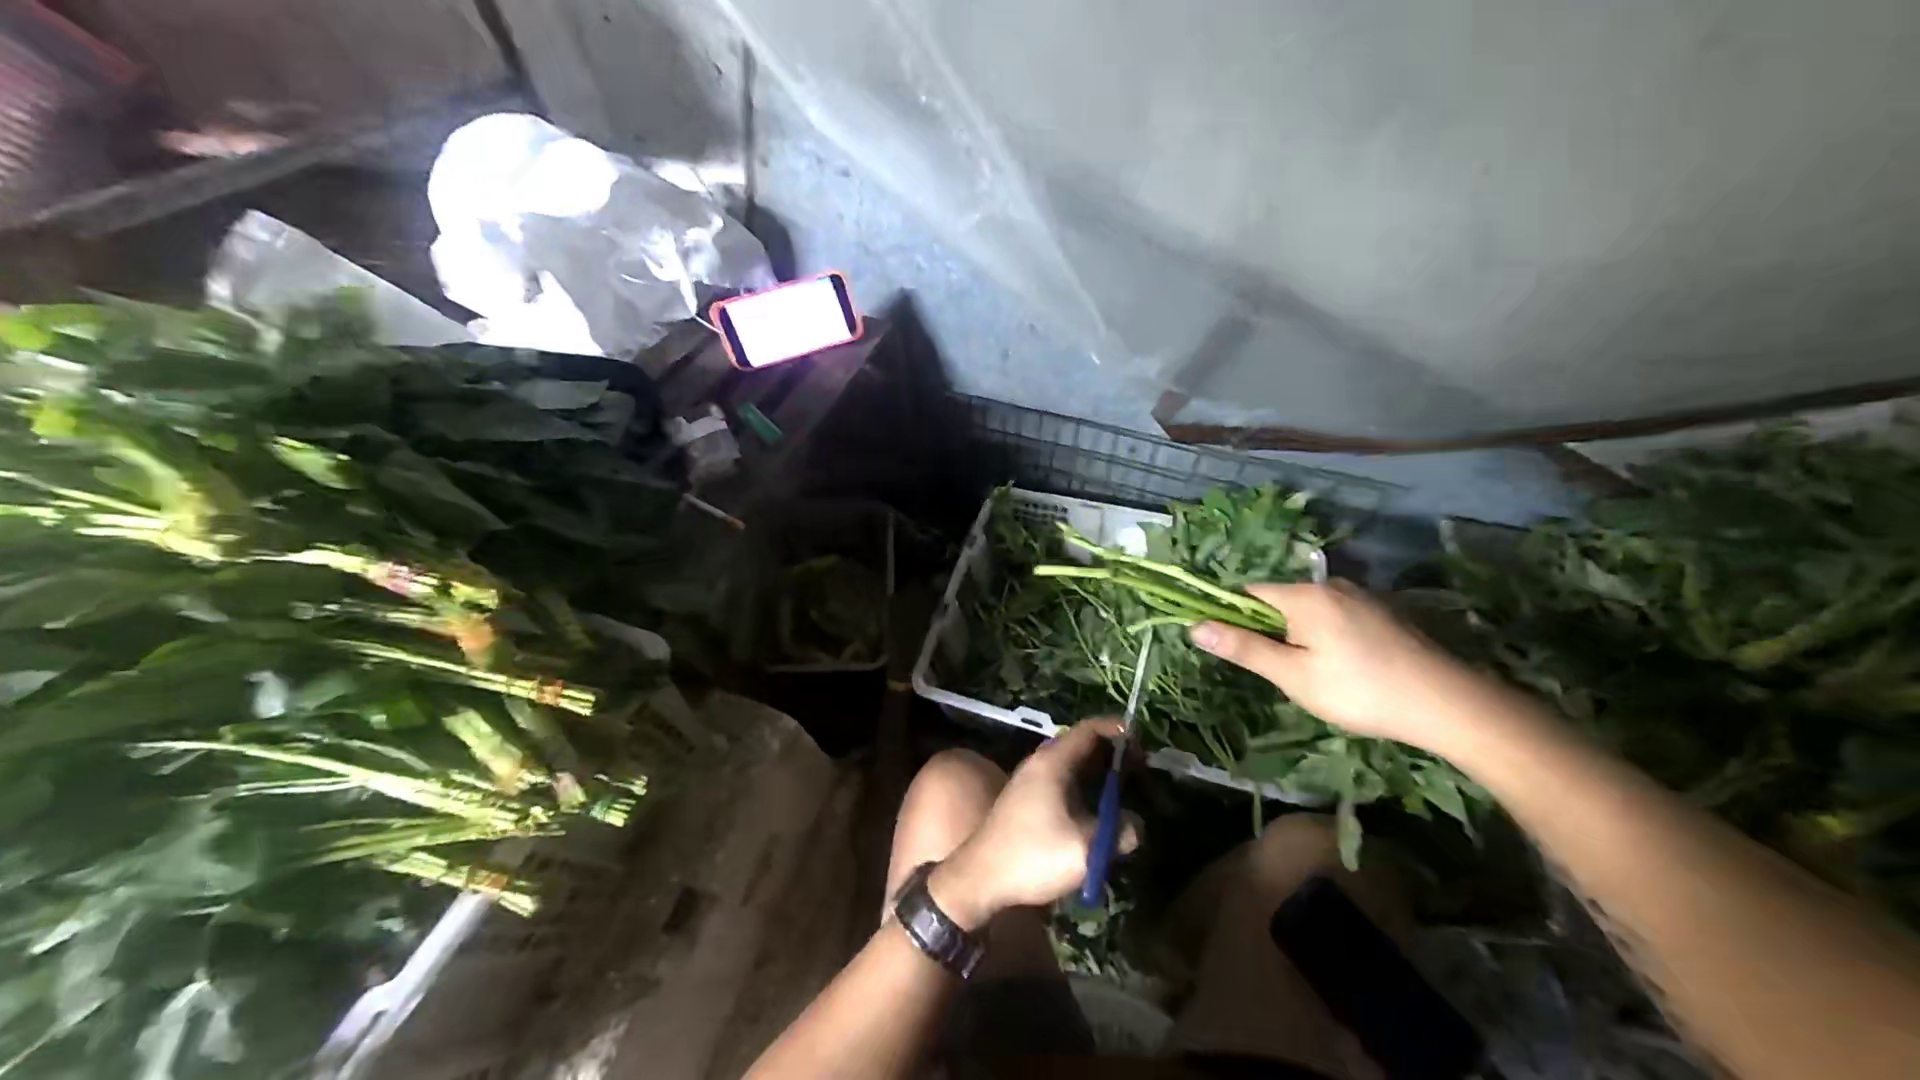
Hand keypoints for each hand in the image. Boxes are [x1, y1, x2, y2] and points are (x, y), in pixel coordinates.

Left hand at [928, 720, 1140, 928]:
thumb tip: (1135, 825)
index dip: (1117, 731)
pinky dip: (1086, 786)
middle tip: (1142, 768)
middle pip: (1082, 745)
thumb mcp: (1084, 849)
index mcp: (1052, 763)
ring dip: (1099, 772)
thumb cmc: (1032, 856)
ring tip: (1128, 788)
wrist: (980, 878)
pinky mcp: (1029, 800)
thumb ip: (1117, 832)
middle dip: (1113, 752)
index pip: (1089, 730)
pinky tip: (1101, 809)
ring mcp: (1032, 781)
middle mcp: (1040, 763)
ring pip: (1073, 765)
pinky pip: (1064, 782)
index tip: (1143, 743)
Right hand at [1189, 580, 1505, 755]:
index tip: (1230, 647)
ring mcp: (1360, 598)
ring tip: (1310, 675)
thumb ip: (1244, 649)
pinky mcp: (1381, 614)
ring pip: (1308, 611)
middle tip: (1277, 671)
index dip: (1230, 616)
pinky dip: (1324, 636)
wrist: (1448, 704)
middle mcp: (1330, 586)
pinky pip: (1334, 617)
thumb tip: (1195, 626)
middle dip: (1267, 630)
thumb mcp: (1293, 675)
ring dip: (1297, 635)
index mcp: (1304, 596)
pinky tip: (1341, 668)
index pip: (1248, 592)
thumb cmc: (1359, 690)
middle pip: (1278, 600)